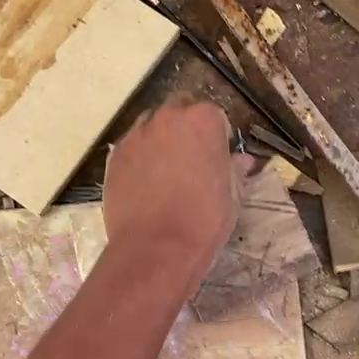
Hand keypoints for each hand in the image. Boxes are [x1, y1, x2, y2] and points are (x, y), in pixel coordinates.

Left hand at [102, 101, 250, 280]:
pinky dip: (139, 158)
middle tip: (190, 160)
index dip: (217, 137)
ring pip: (151, 127)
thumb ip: (235, 169)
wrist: (157, 247)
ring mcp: (137, 135)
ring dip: (160, 140)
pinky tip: (144, 184)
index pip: (214, 117)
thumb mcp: (232, 195)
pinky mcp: (116, 155)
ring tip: (165, 173)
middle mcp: (168, 118)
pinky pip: (132, 148)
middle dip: (185, 129)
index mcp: (203, 120)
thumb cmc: (204, 219)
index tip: (216, 158)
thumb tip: (243, 160)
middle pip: (179, 111)